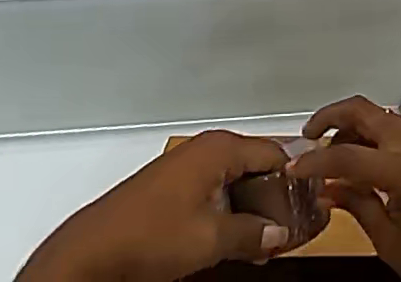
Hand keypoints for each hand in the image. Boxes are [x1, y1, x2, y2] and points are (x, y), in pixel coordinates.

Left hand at [17, 130, 291, 281]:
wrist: (92, 252)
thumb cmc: (147, 235)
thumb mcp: (210, 239)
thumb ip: (251, 234)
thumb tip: (279, 234)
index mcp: (219, 148)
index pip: (273, 152)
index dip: (293, 180)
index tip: (308, 205)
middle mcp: (205, 148)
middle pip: (255, 164)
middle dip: (273, 196)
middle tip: (289, 228)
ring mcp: (188, 166)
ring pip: (235, 179)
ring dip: (251, 207)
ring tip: (264, 240)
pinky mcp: (174, 185)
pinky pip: (215, 190)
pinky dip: (229, 210)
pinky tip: (234, 238)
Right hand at [290, 96, 400, 281]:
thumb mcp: (388, 240)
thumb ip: (355, 203)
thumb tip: (325, 188)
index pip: (347, 154)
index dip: (315, 161)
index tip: (294, 167)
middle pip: (364, 110)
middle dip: (332, 116)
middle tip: (309, 135)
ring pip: (379, 115)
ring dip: (353, 124)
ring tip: (331, 151)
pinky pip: (396, 126)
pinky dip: (374, 132)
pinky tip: (361, 155)